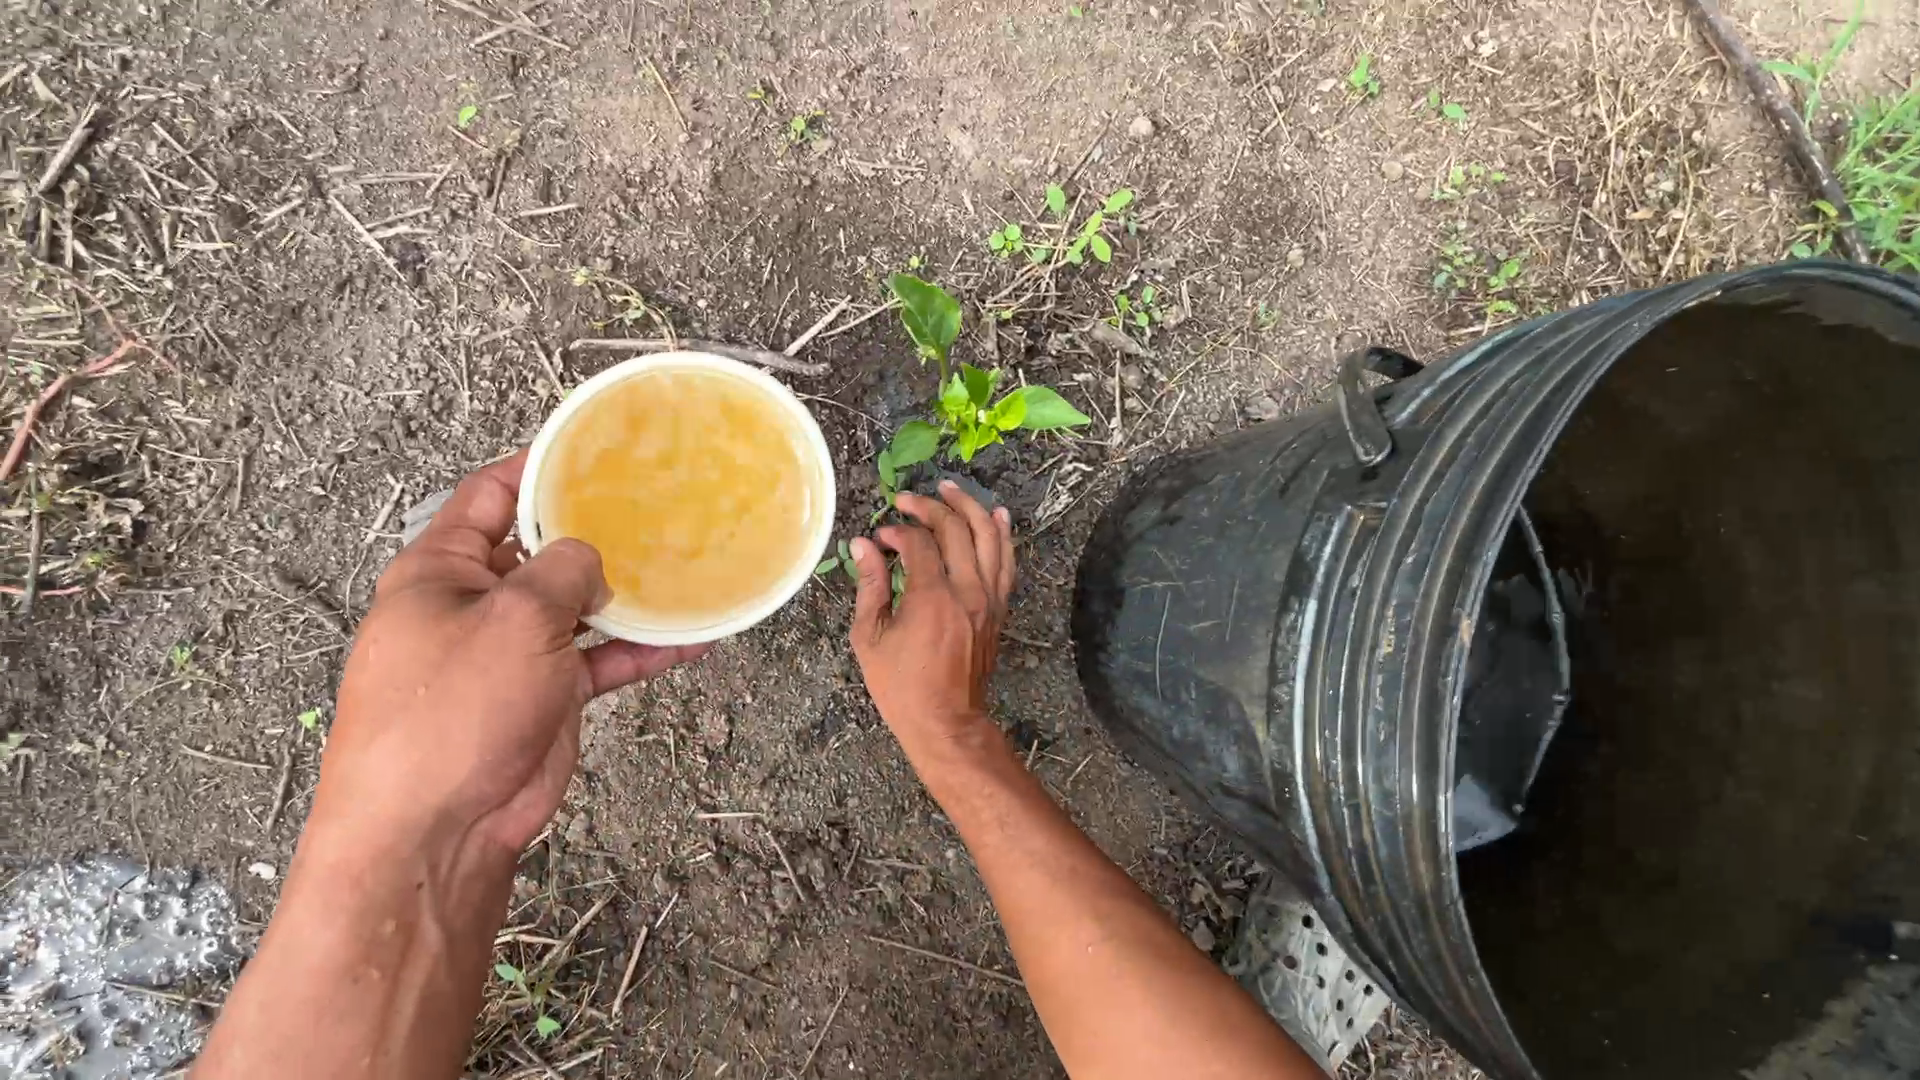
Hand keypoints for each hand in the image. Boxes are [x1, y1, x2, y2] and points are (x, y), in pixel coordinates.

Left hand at [314, 450, 706, 869]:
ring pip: (582, 607)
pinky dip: (640, 651)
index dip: (538, 468)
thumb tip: (588, 557)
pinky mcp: (547, 693)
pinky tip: (690, 642)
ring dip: (629, 597)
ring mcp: (514, 651)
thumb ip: (563, 570)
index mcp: (442, 570)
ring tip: (684, 571)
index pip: (491, 496)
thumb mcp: (515, 618)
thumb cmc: (453, 711)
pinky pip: (600, 660)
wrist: (438, 829)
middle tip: (657, 510)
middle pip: (545, 550)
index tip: (594, 451)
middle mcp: (477, 604)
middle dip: (598, 533)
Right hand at [850, 481, 1013, 753]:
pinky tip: (997, 516)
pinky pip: (1007, 563)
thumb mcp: (870, 637)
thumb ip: (870, 585)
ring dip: (971, 508)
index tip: (880, 538)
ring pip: (989, 538)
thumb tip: (862, 544)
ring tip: (951, 489)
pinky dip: (1002, 536)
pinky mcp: (999, 608)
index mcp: (932, 597)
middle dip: (930, 507)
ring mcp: (989, 598)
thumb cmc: (901, 685)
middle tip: (908, 499)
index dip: (897, 532)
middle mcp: (967, 590)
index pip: (919, 543)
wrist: (946, 721)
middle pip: (956, 529)